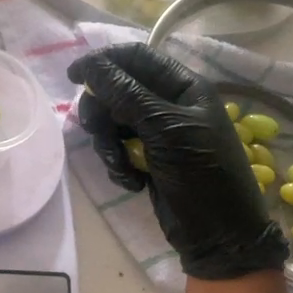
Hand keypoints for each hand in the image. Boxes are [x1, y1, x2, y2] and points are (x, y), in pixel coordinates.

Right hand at [69, 44, 286, 281]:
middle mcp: (170, 104)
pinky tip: (132, 182)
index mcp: (184, 86)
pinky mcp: (148, 158)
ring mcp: (158, 133)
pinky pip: (117, 148)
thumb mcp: (164, 129)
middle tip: (97, 131)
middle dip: (103, 112)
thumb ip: (125, 94)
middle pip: (117, 90)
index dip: (104, 62)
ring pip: (112, 121)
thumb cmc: (202, 174)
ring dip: (109, 144)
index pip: (136, 57)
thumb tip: (91, 65)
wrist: (219, 236)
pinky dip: (118, 163)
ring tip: (121, 166)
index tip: (74, 76)